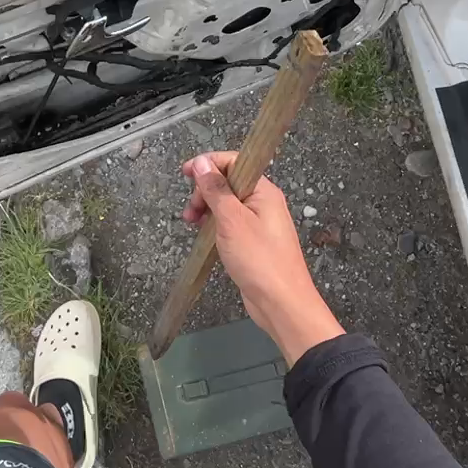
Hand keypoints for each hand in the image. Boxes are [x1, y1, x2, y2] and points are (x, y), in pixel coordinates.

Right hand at [182, 152, 344, 364]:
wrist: (282, 305)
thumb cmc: (259, 260)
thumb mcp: (232, 220)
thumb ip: (216, 189)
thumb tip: (202, 162)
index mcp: (263, 190)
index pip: (234, 162)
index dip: (208, 164)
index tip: (186, 173)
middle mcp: (263, 202)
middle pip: (228, 182)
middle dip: (204, 190)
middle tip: (190, 210)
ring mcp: (259, 223)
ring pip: (226, 204)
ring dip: (206, 208)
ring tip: (191, 223)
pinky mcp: (253, 241)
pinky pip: (230, 223)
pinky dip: (214, 225)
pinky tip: (203, 235)